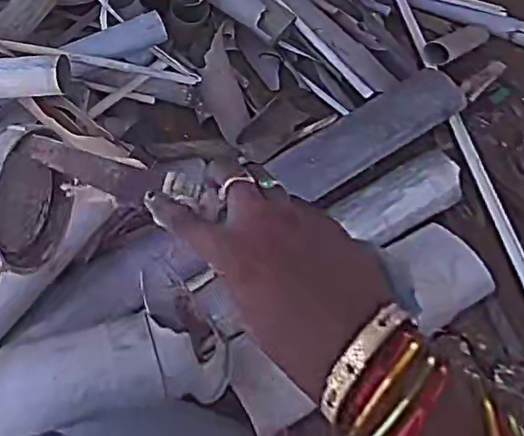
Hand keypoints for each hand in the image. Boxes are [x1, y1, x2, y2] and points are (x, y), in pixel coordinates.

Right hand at [149, 179, 392, 394]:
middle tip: (217, 182)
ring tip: (258, 208)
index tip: (162, 203)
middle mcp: (261, 222)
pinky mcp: (325, 220)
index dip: (171, 211)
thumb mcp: (250, 314)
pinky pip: (299, 207)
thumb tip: (237, 263)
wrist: (362, 347)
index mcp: (233, 251)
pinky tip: (296, 234)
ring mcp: (296, 215)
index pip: (189, 222)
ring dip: (259, 194)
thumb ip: (236, 274)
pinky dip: (291, 215)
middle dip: (221, 176)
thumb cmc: (303, 346)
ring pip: (268, 186)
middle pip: (232, 176)